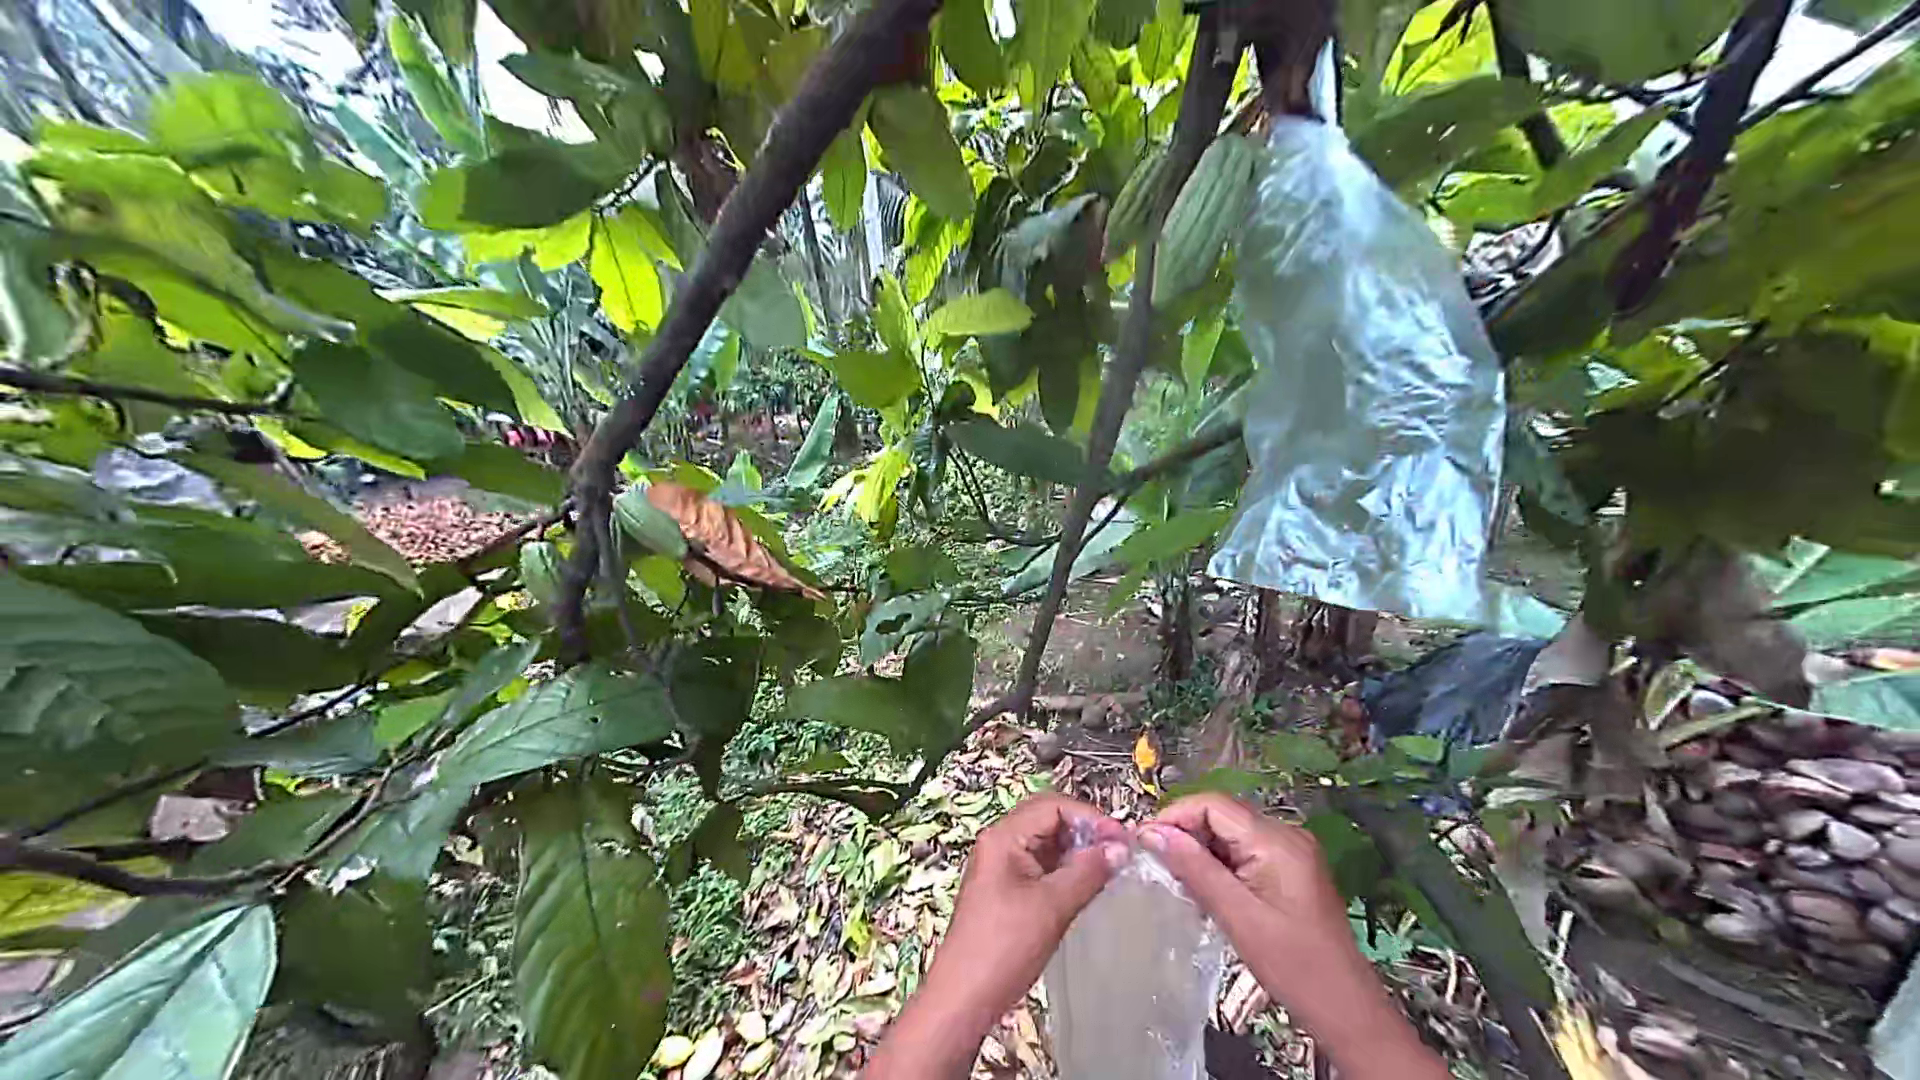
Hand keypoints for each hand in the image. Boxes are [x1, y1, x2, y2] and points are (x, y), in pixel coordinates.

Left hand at [927, 793, 1127, 1019]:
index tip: (1121, 840)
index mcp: (1003, 836)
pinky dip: (1064, 867)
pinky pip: (1040, 862)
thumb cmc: (1005, 946)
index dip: (1089, 817)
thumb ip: (1088, 872)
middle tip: (1117, 850)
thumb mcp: (1053, 906)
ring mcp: (1001, 864)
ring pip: (1045, 840)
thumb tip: (1120, 847)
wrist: (965, 996)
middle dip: (1084, 829)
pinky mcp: (1006, 886)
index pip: (1053, 806)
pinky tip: (1086, 882)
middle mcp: (999, 841)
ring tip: (1107, 866)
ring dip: (1076, 848)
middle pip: (1048, 817)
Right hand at [1140, 794, 1447, 1079]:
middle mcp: (1286, 834)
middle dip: (1185, 832)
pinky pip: (1243, 849)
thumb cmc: (1294, 966)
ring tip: (1178, 877)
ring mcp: (1291, 850)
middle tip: (1157, 861)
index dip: (1175, 815)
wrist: (1347, 1010)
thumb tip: (1151, 832)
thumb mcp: (1236, 915)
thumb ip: (1194, 868)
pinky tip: (1206, 886)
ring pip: (1229, 831)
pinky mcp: (1290, 867)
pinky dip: (1219, 861)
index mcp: (1277, 841)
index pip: (1213, 804)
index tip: (1146, 841)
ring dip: (1200, 848)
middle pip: (1221, 814)